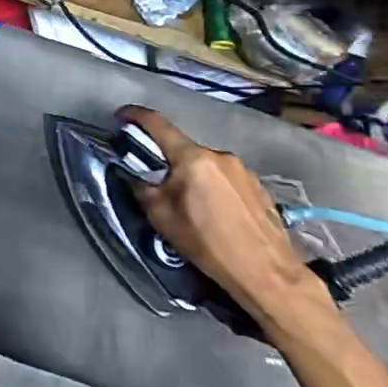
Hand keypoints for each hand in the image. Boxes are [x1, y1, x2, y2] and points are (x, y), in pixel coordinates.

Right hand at [118, 105, 323, 314]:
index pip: (159, 125)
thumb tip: (136, 175)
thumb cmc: (208, 245)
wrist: (265, 271)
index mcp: (193, 158)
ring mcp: (242, 168)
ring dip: (195, 179)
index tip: (122, 116)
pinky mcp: (258, 184)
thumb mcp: (163, 220)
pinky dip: (215, 189)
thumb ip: (144, 190)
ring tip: (195, 209)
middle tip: (161, 189)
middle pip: (184, 150)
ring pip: (207, 166)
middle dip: (169, 163)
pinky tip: (219, 215)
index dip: (136, 116)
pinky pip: (226, 178)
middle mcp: (219, 154)